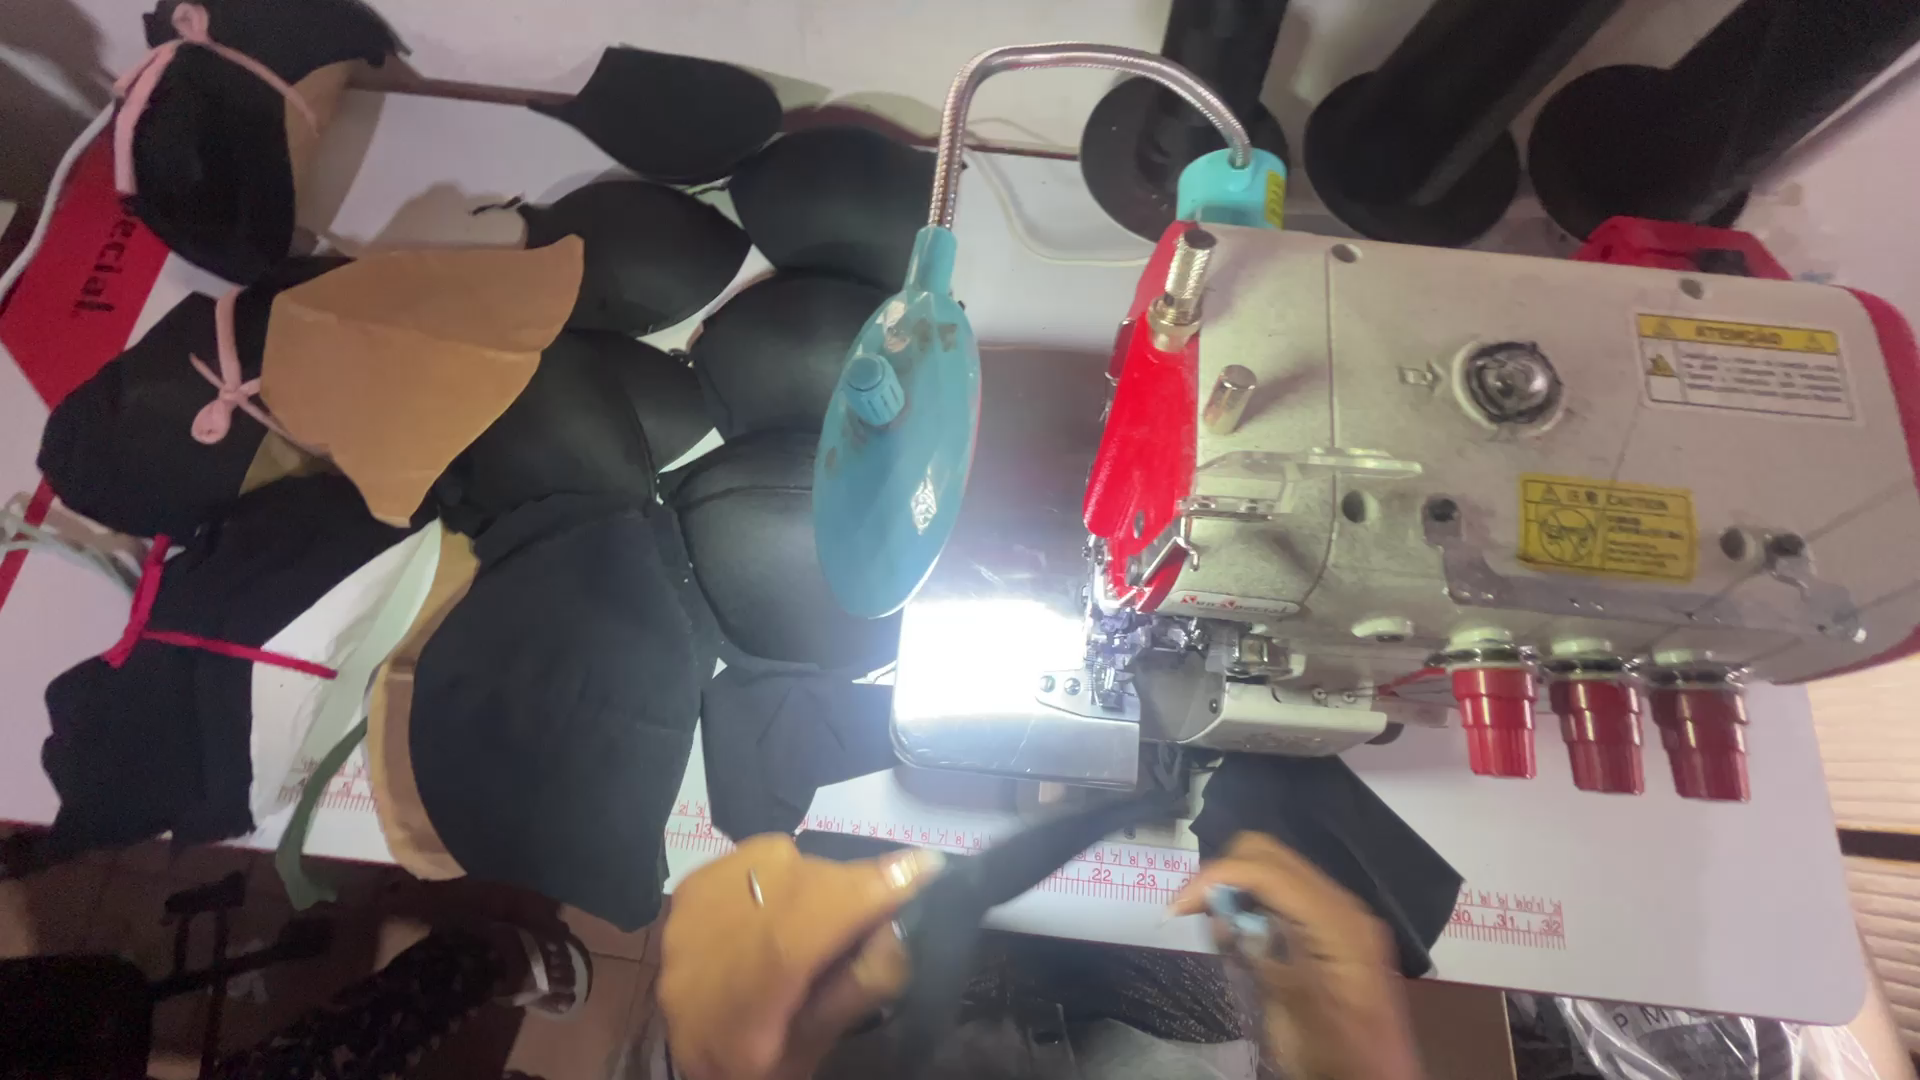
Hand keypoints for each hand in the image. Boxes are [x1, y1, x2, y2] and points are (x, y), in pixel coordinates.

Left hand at [659, 836, 943, 1079]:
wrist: (676, 1055)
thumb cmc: (760, 1057)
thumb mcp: (817, 1041)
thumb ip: (861, 984)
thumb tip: (898, 923)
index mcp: (748, 997)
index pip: (813, 925)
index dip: (873, 888)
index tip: (926, 865)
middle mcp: (716, 939)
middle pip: (806, 884)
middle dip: (850, 888)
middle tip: (868, 908)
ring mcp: (696, 904)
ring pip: (786, 862)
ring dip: (813, 880)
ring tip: (809, 918)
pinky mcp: (691, 883)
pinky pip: (758, 856)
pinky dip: (780, 873)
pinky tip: (774, 907)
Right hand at [1171, 832, 1421, 1079]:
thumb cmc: (1342, 1062)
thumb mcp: (1303, 1024)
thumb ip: (1269, 966)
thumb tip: (1232, 922)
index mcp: (1339, 924)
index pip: (1268, 871)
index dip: (1216, 878)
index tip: (1176, 910)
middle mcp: (1338, 904)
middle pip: (1264, 853)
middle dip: (1220, 875)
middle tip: (1192, 914)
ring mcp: (1331, 909)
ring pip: (1265, 865)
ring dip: (1230, 888)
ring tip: (1218, 934)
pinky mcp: (1320, 919)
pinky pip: (1272, 889)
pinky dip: (1244, 900)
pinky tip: (1237, 936)